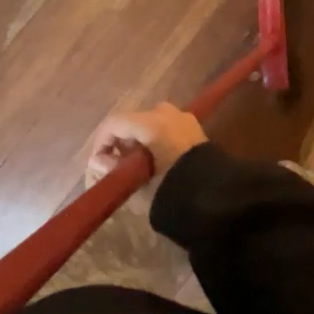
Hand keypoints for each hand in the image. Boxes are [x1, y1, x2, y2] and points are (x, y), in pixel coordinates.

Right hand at [85, 103, 207, 184]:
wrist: (217, 199)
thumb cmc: (174, 192)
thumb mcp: (139, 186)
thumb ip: (115, 170)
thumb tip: (99, 161)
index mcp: (153, 124)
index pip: (115, 123)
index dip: (101, 142)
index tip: (96, 164)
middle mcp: (167, 114)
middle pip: (133, 119)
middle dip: (120, 140)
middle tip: (115, 165)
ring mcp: (183, 118)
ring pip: (150, 121)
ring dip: (138, 138)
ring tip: (134, 165)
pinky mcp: (195, 128)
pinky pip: (166, 126)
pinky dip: (154, 138)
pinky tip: (153, 160)